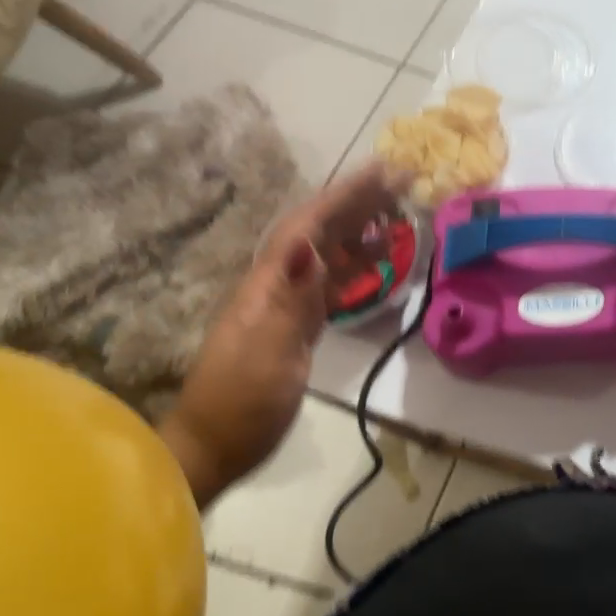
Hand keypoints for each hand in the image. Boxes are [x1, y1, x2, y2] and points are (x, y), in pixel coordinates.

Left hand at [159, 162, 409, 506]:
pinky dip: (358, 260)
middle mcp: (276, 283)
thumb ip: (291, 298)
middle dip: (357, 200)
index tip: (382, 169)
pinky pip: (333, 277)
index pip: (309, 226)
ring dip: (360, 224)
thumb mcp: (269, 350)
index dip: (344, 194)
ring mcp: (285, 302)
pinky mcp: (297, 323)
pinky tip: (379, 256)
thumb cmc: (242, 400)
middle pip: (319, 229)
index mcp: (267, 283)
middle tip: (401, 177)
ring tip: (397, 207)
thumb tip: (306, 248)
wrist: (213, 446)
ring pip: (328, 249)